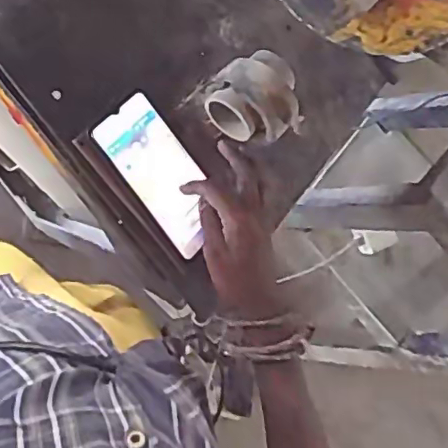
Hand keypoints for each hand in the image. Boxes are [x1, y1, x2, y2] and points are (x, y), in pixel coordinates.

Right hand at [182, 141, 284, 318]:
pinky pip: (261, 193)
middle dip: (234, 158)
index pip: (217, 189)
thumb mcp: (213, 252)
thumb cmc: (232, 280)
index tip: (183, 188)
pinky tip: (242, 180)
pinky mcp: (265, 224)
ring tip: (234, 155)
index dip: (198, 185)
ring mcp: (263, 217)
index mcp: (239, 217)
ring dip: (247, 166)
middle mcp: (255, 212)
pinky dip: (252, 180)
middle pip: (246, 176)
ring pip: (258, 182)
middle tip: (221, 144)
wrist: (258, 302)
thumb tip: (203, 200)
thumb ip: (209, 222)